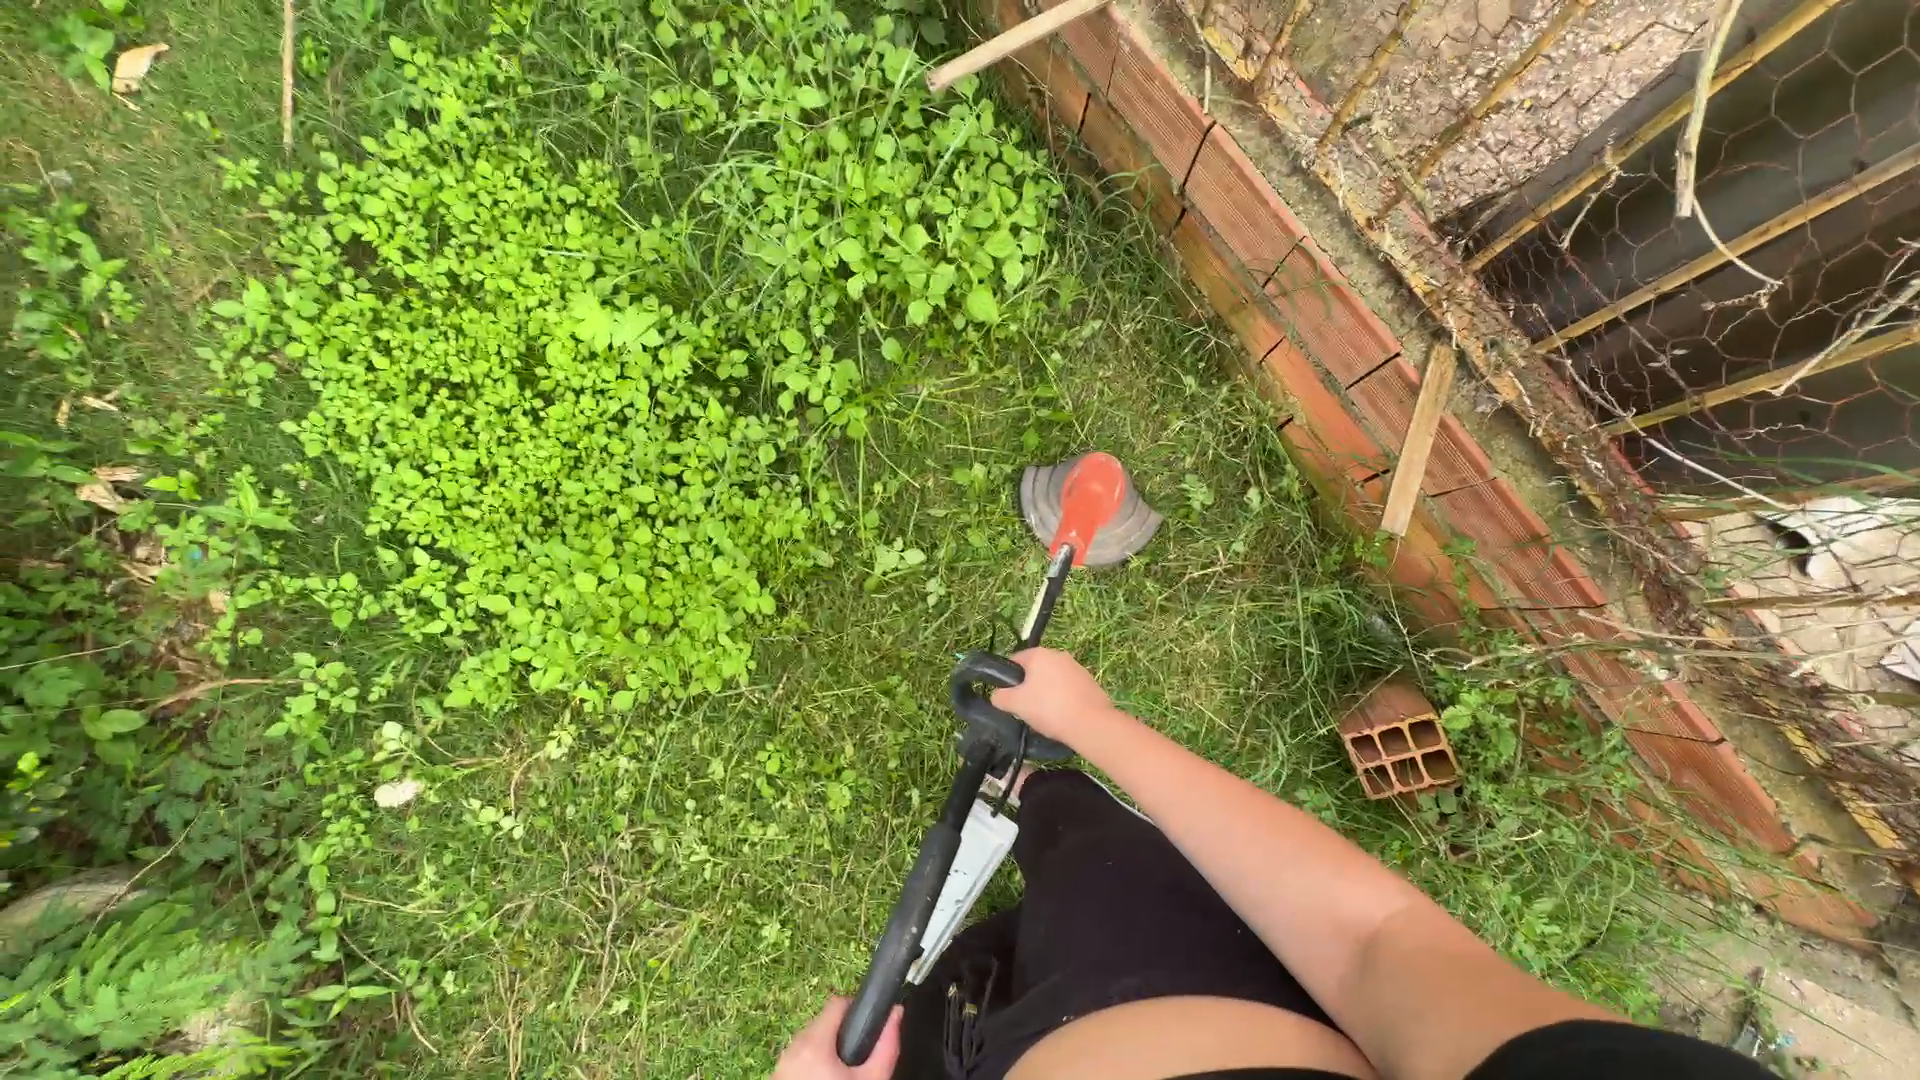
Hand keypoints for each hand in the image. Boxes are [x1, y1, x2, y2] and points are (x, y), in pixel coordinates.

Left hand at [772, 997, 901, 1079]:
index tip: (867, 1031)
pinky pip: (798, 1061)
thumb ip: (886, 1047)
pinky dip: (812, 1067)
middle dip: (842, 1037)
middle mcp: (792, 1048)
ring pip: (810, 1043)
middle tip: (857, 1063)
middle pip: (823, 1024)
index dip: (856, 1011)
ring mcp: (780, 1066)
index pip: (837, 1003)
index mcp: (813, 1043)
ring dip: (827, 1053)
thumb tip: (896, 1013)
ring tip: (841, 1078)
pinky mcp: (776, 1078)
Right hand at [990, 648, 1121, 745]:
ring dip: (1047, 694)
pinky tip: (1062, 717)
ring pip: (1053, 680)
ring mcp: (1077, 668)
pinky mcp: (1090, 682)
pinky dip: (1063, 700)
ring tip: (1045, 716)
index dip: (1008, 678)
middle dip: (1029, 687)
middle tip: (1025, 708)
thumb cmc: (1048, 708)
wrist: (1090, 724)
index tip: (1009, 697)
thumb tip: (997, 695)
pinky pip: (1069, 689)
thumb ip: (1000, 697)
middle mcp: (1059, 655)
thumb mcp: (1015, 704)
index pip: (1015, 660)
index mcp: (1039, 654)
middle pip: (1035, 670)